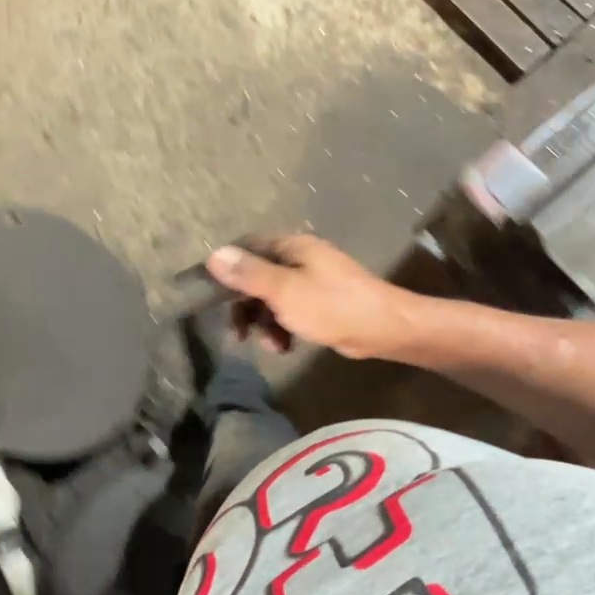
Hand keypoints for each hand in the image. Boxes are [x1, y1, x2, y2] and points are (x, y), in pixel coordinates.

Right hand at [205, 235, 414, 359]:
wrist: (384, 329)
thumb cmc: (332, 306)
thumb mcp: (284, 291)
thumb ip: (248, 274)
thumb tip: (213, 255)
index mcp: (291, 246)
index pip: (246, 249)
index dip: (226, 271)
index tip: (210, 298)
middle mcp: (300, 258)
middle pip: (257, 277)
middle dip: (245, 306)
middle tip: (237, 333)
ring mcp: (312, 281)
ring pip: (272, 299)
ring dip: (264, 323)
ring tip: (271, 345)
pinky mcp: (321, 303)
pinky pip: (290, 312)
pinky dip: (282, 328)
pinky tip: (286, 347)